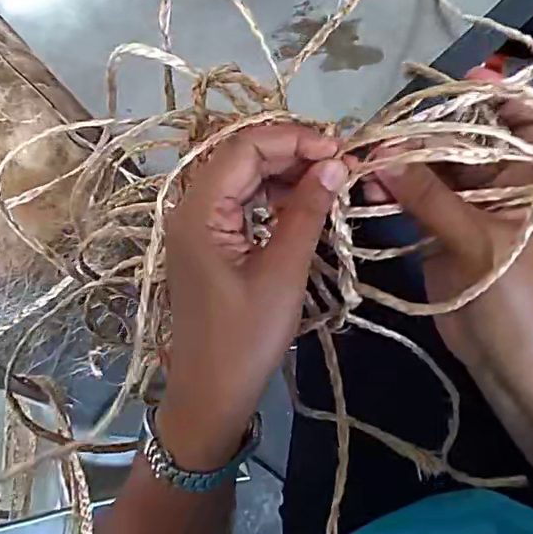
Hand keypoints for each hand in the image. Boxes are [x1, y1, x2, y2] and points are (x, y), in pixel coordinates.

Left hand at [160, 125, 348, 467]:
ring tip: (331, 179)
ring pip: (245, 176)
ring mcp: (200, 223)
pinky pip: (244, 201)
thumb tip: (336, 164)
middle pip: (242, 156)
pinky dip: (276, 196)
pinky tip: (306, 201)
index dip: (293, 139)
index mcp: (199, 210)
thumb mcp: (283, 272)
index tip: (338, 149)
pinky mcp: (211, 240)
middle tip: (340, 162)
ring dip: (287, 172)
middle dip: (292, 151)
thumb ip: (307, 211)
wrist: (212, 394)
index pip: (244, 147)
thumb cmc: (245, 338)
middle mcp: (192, 207)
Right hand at [370, 67, 532, 375]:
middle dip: (431, 130)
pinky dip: (397, 191)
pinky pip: (420, 198)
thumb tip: (383, 154)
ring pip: (438, 169)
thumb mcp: (477, 240)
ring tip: (371, 160)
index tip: (463, 77)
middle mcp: (506, 184)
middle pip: (470, 139)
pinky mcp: (447, 229)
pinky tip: (372, 188)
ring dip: (406, 163)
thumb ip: (429, 196)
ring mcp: (473, 206)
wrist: (511, 361)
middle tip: (390, 124)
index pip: (529, 119)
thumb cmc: (516, 297)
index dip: (502, 94)